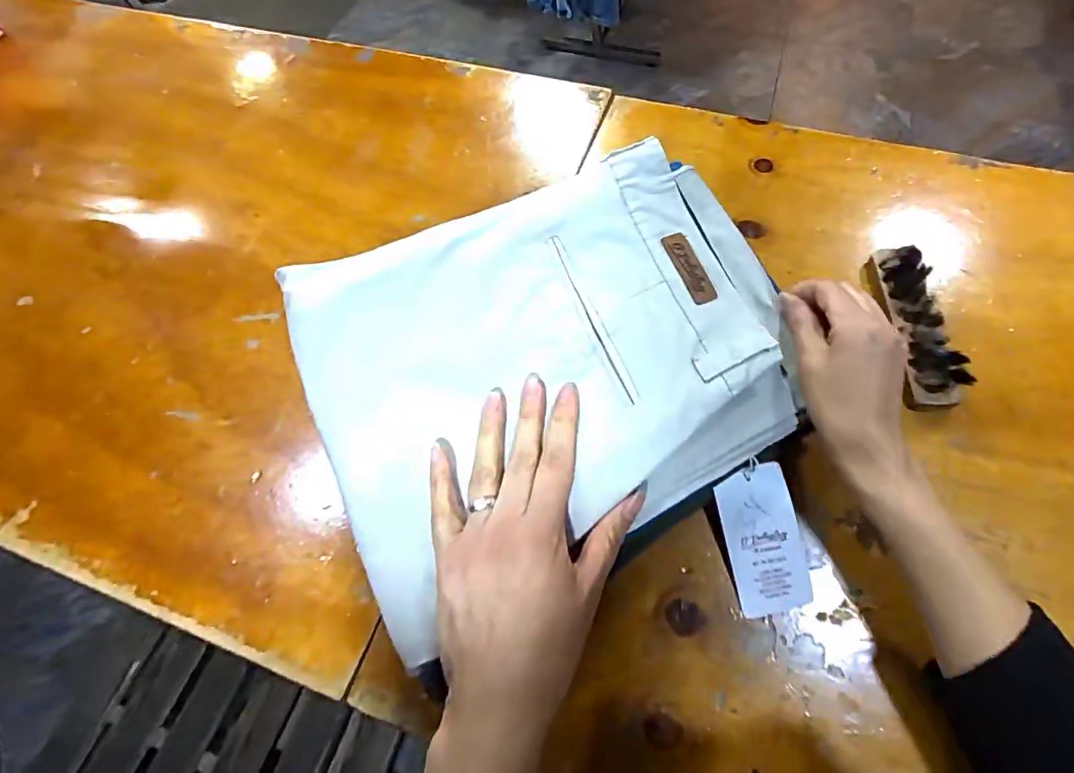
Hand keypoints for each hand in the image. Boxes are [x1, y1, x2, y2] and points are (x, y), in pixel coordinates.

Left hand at [424, 376, 645, 772]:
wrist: (497, 695)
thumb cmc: (553, 643)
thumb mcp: (588, 589)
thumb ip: (606, 535)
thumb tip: (634, 491)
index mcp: (542, 532)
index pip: (557, 464)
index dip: (564, 425)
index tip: (567, 390)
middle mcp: (504, 524)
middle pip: (520, 459)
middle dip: (529, 416)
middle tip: (533, 379)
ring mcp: (470, 537)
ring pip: (481, 473)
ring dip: (489, 431)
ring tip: (495, 395)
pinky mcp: (446, 554)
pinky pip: (441, 508)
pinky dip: (439, 476)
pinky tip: (438, 445)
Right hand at [779, 279, 915, 491]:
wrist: (870, 447)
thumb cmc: (834, 406)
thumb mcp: (810, 362)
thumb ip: (800, 323)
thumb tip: (787, 298)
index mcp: (858, 324)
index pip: (829, 288)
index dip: (804, 289)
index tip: (784, 304)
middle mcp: (881, 322)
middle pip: (847, 290)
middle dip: (820, 295)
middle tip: (796, 313)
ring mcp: (893, 336)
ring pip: (862, 302)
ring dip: (837, 304)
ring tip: (813, 324)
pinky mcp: (896, 350)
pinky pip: (873, 319)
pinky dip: (852, 317)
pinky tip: (836, 337)